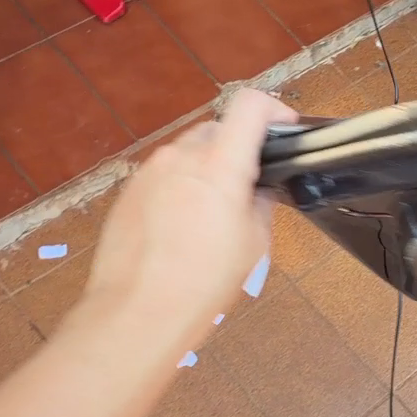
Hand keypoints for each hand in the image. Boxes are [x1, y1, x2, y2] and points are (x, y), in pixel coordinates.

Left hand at [77, 89, 295, 349]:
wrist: (139, 309)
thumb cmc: (205, 280)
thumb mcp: (254, 243)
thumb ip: (260, 203)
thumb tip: (257, 188)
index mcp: (220, 165)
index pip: (250, 106)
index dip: (275, 110)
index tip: (286, 129)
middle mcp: (180, 156)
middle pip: (218, 131)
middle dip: (239, 150)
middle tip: (252, 188)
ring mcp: (149, 171)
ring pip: (189, 154)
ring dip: (209, 170)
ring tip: (216, 215)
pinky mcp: (129, 191)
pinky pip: (165, 176)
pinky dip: (182, 189)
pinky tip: (185, 229)